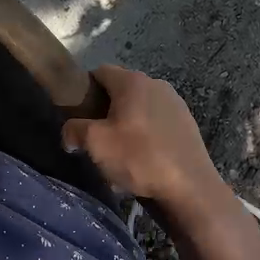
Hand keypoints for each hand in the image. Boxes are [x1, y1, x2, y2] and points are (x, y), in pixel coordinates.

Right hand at [61, 65, 225, 210]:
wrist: (190, 187)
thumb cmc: (139, 157)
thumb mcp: (96, 144)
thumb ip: (74, 130)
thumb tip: (69, 132)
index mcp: (132, 81)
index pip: (100, 72)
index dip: (86, 89)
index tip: (80, 113)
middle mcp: (156, 84)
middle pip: (121, 90)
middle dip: (107, 110)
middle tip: (99, 137)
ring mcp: (175, 103)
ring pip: (140, 107)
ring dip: (128, 124)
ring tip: (123, 153)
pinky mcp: (187, 123)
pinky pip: (158, 122)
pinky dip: (147, 134)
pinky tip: (146, 159)